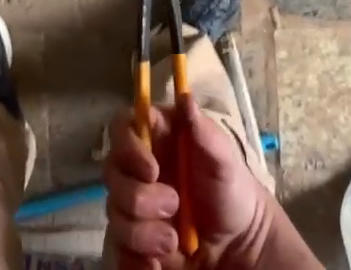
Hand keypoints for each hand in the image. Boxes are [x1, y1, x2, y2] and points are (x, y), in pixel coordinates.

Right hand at [105, 100, 271, 269]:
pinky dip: (134, 260)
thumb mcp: (224, 159)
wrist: (239, 243)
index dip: (127, 146)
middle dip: (141, 198)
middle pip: (111, 174)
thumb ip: (204, 130)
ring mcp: (132, 206)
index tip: (151, 169)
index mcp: (155, 139)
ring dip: (144, 233)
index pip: (121, 126)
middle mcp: (136, 169)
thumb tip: (185, 96)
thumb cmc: (231, 188)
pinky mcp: (132, 241)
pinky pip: (117, 251)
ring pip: (114, 215)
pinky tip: (158, 263)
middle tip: (175, 205)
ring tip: (174, 241)